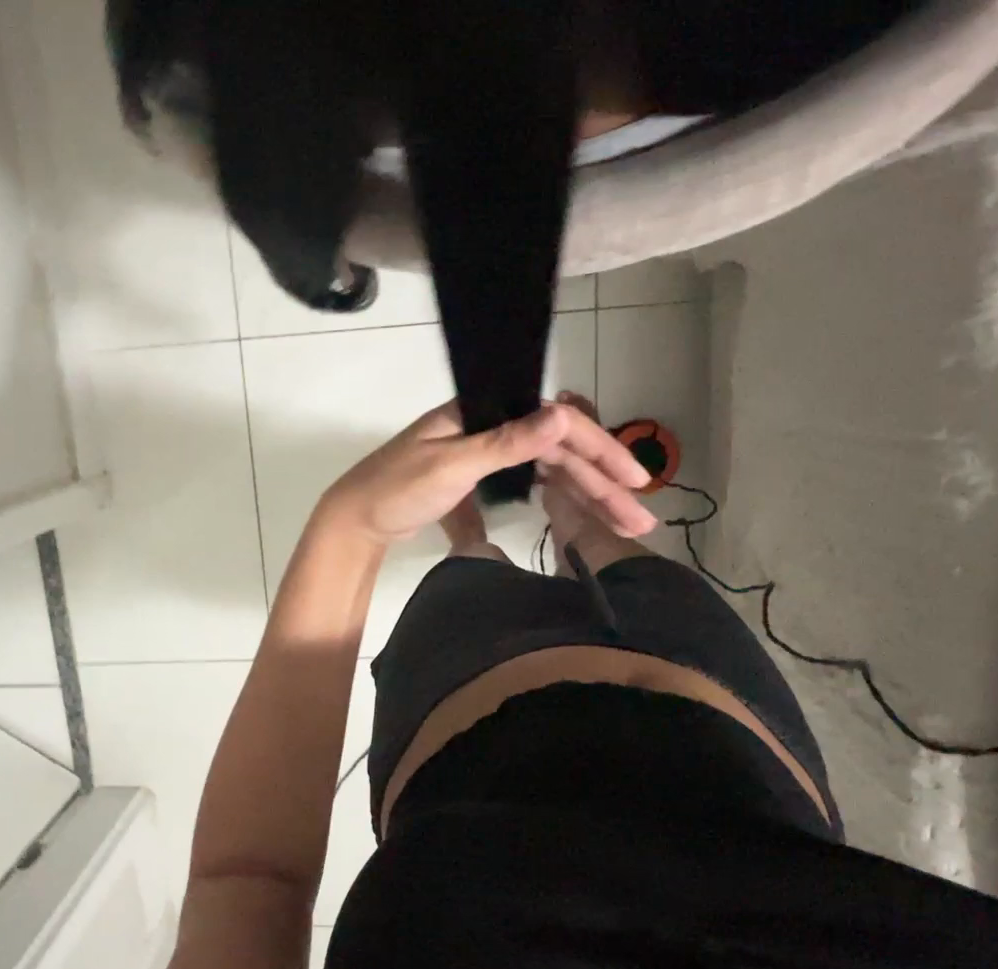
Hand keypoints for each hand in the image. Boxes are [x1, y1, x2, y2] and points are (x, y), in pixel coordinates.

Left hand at [317, 400, 656, 544]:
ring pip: (550, 472)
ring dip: (587, 498)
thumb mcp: (452, 465)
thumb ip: (507, 443)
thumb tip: (562, 414)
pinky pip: (531, 484)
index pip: (558, 427)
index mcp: (487, 414)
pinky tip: (581, 517)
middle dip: (603, 485)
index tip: (635, 481)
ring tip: (625, 527)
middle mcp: (494, 428)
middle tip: (641, 520)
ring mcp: (489, 454)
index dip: (600, 452)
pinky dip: (557, 500)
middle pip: (561, 453)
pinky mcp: (482, 478)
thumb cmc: (396, 489)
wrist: (356, 519)